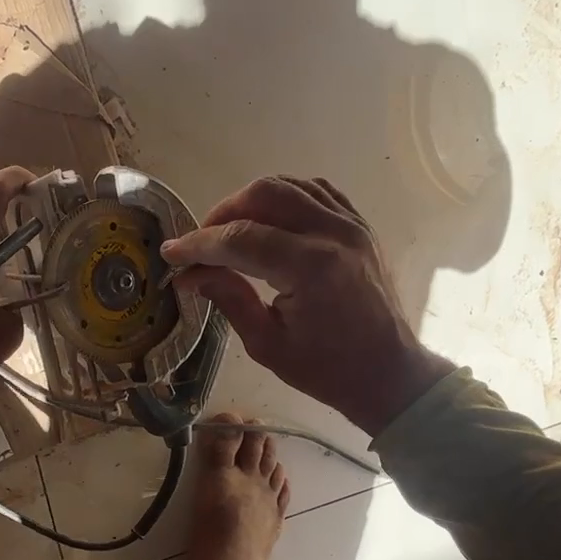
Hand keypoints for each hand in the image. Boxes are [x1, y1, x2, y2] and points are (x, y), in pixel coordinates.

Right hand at [167, 176, 451, 435]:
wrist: (388, 374)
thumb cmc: (327, 370)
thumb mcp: (268, 345)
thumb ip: (230, 299)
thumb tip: (191, 275)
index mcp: (310, 268)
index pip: (241, 238)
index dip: (200, 244)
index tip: (172, 253)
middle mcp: (333, 233)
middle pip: (265, 194)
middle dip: (223, 213)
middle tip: (202, 244)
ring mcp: (352, 225)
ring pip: (291, 185)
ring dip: (252, 202)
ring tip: (230, 232)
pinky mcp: (360, 227)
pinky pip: (318, 192)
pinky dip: (287, 198)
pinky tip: (269, 221)